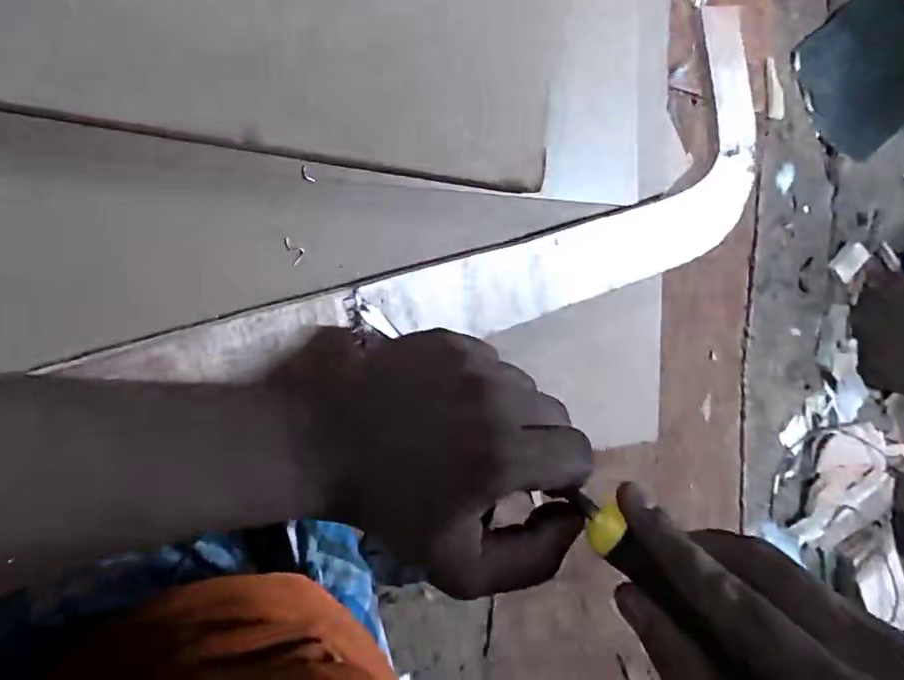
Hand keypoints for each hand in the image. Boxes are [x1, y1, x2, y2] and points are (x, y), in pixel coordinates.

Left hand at [274, 329, 592, 598]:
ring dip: (509, 410)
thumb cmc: (390, 504)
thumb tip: (573, 519)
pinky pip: (489, 359)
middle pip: (555, 415)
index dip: (561, 477)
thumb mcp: (461, 566)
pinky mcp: (445, 338)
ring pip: (522, 384)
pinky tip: (444, 400)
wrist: (325, 438)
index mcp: (505, 453)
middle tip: (496, 460)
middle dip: (538, 443)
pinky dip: (480, 381)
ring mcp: (469, 360)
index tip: (530, 487)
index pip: (578, 453)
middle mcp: (496, 396)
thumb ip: (535, 558)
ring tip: (465, 429)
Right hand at [612, 483, 903, 679]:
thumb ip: (687, 670)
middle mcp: (881, 660)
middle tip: (650, 542)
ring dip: (733, 566)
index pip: (737, 602)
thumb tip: (629, 593)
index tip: (627, 493)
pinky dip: (773, 593)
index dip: (673, 547)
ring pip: (793, 575)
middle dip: (699, 546)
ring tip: (694, 578)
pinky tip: (750, 613)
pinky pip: (822, 597)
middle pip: (766, 570)